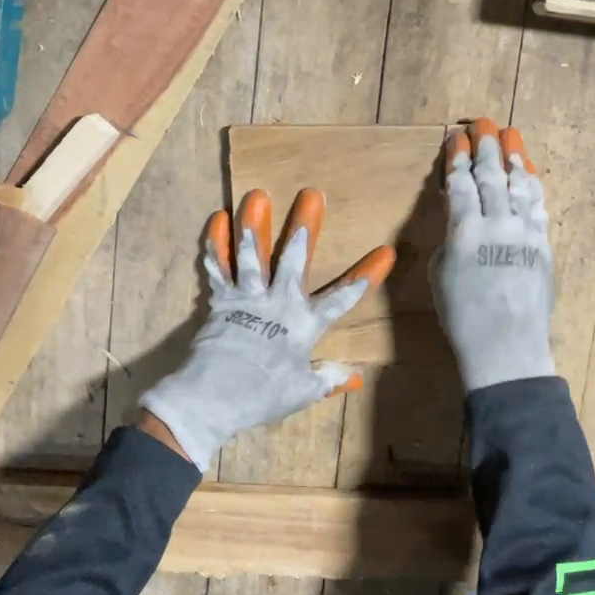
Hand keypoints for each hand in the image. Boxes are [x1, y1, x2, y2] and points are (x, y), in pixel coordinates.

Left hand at [139, 188, 393, 470]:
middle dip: (305, 227)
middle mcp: (278, 303)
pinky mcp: (221, 301)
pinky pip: (218, 269)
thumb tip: (355, 377)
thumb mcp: (301, 393)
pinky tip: (217, 220)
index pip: (342, 298)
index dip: (365, 276)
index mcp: (303, 325)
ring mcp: (248, 298)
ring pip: (253, 256)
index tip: (386, 252)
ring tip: (256, 196)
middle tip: (311, 195)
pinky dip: (216, 245)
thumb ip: (328, 380)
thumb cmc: (260, 397)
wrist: (208, 400)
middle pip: (295, 260)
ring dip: (255, 225)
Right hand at [434, 118, 555, 391]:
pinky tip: (529, 174)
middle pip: (492, 176)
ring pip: (520, 186)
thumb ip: (451, 239)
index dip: (458, 156)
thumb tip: (461, 219)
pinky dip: (532, 186)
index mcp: (465, 231)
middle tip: (484, 124)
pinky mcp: (543, 245)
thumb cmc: (463, 317)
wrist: (507, 346)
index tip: (456, 136)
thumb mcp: (441, 275)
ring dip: (514, 159)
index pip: (461, 182)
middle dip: (487, 147)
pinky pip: (538, 207)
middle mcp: (497, 224)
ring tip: (510, 138)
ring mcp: (525, 233)